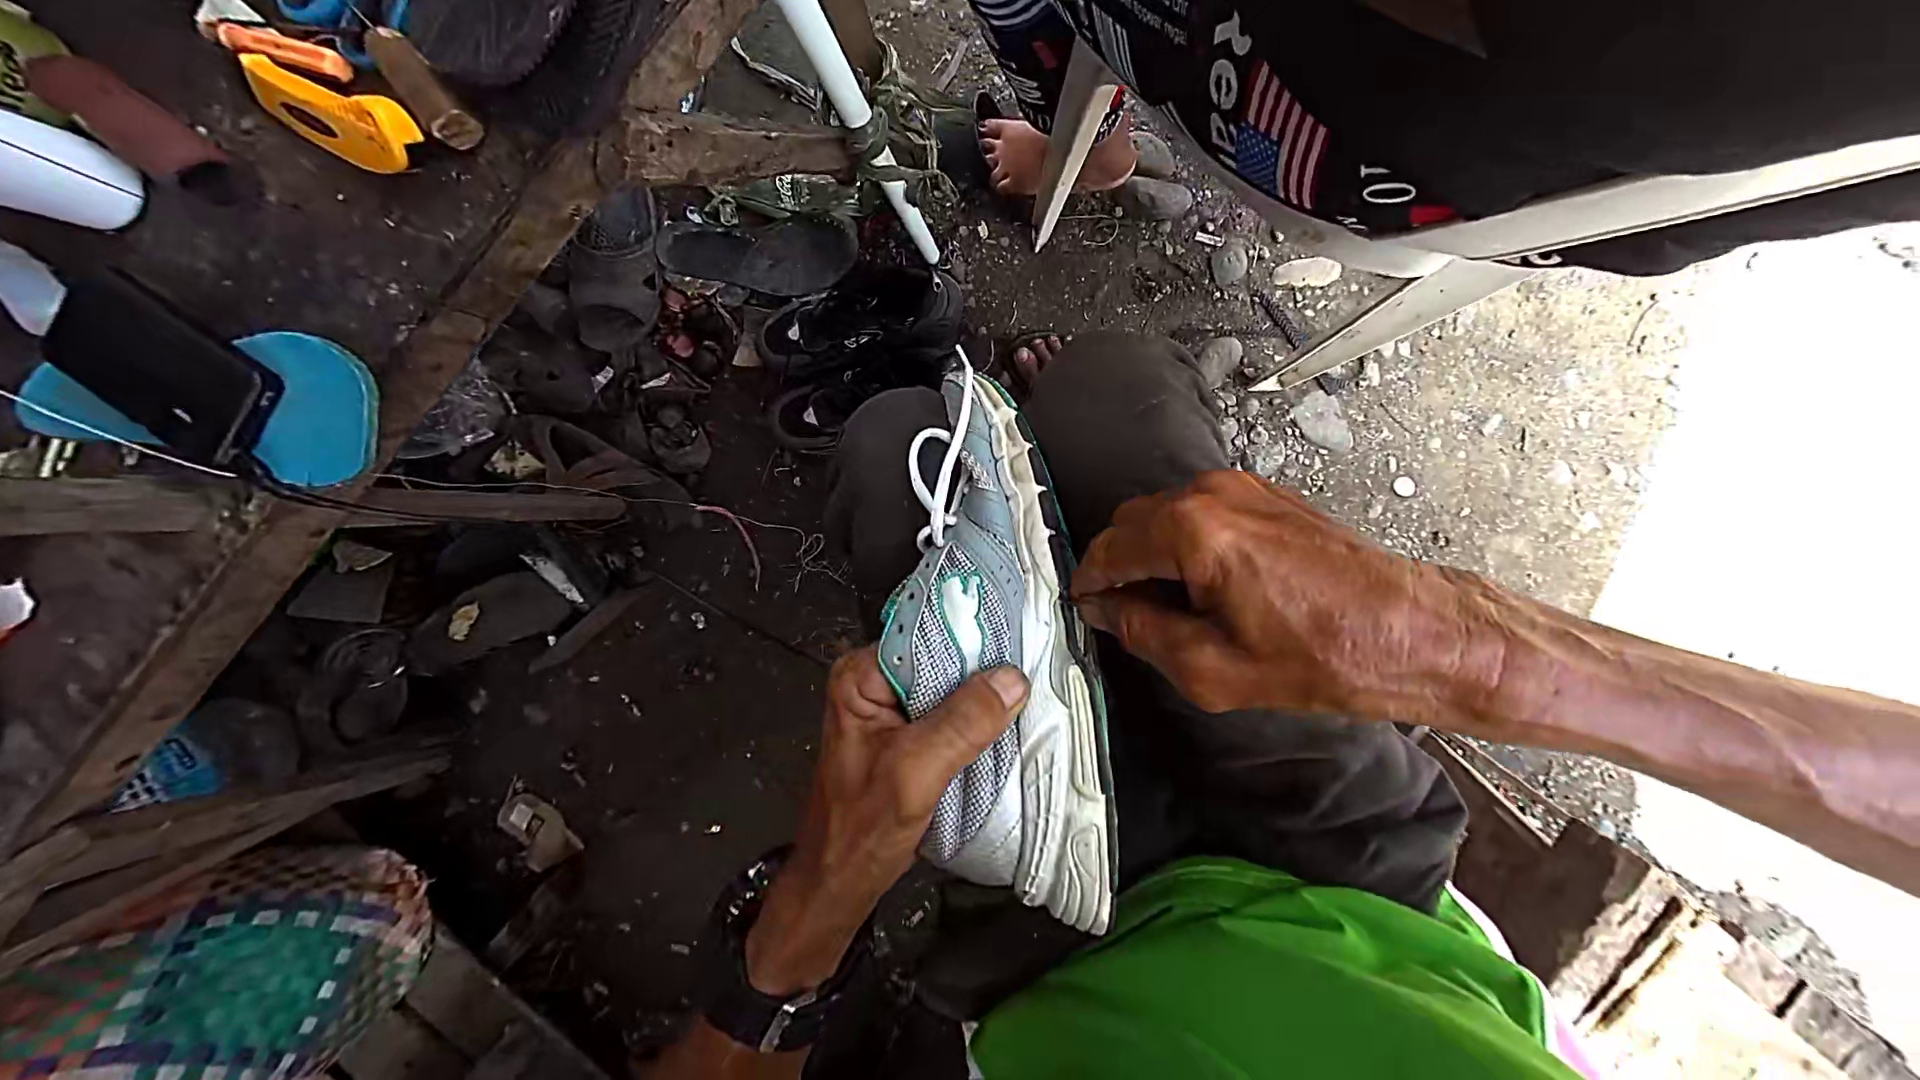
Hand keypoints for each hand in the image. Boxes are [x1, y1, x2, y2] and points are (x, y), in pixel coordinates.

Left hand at [745, 646, 1027, 995]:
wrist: (840, 881)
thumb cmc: (858, 832)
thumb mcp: (913, 773)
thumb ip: (962, 724)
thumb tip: (1010, 681)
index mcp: (859, 676)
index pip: (924, 635)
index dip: (971, 640)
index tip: (1015, 645)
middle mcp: (874, 681)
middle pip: (940, 656)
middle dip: (982, 668)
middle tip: (1027, 674)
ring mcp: (892, 706)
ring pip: (950, 684)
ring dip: (983, 695)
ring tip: (1021, 696)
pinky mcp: (909, 730)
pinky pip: (951, 709)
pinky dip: (976, 717)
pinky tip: (1002, 721)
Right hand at [1070, 470, 1492, 718]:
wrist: (1416, 630)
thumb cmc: (1324, 655)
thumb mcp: (1211, 668)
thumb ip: (1140, 632)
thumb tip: (1104, 610)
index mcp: (1193, 533)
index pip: (1109, 549)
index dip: (1088, 582)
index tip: (1084, 605)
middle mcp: (1211, 494)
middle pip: (1129, 523)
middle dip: (1117, 566)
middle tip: (1123, 612)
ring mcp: (1241, 486)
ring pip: (1161, 514)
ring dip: (1149, 553)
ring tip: (1167, 603)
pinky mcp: (1264, 493)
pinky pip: (1197, 510)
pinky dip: (1181, 541)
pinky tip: (1201, 583)